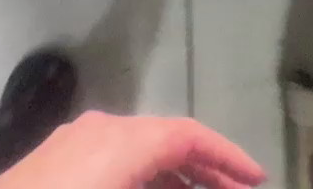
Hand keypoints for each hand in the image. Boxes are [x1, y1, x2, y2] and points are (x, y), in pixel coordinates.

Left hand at [0, 111, 267, 188]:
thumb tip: (202, 187)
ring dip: (171, 174)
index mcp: (119, 140)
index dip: (225, 155)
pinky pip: (112, 159)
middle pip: (162, 139)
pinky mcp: (55, 160)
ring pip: (136, 149)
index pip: (184, 134)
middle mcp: (97, 129)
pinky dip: (141, 176)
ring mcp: (73, 141)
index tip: (256, 178)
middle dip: (202, 167)